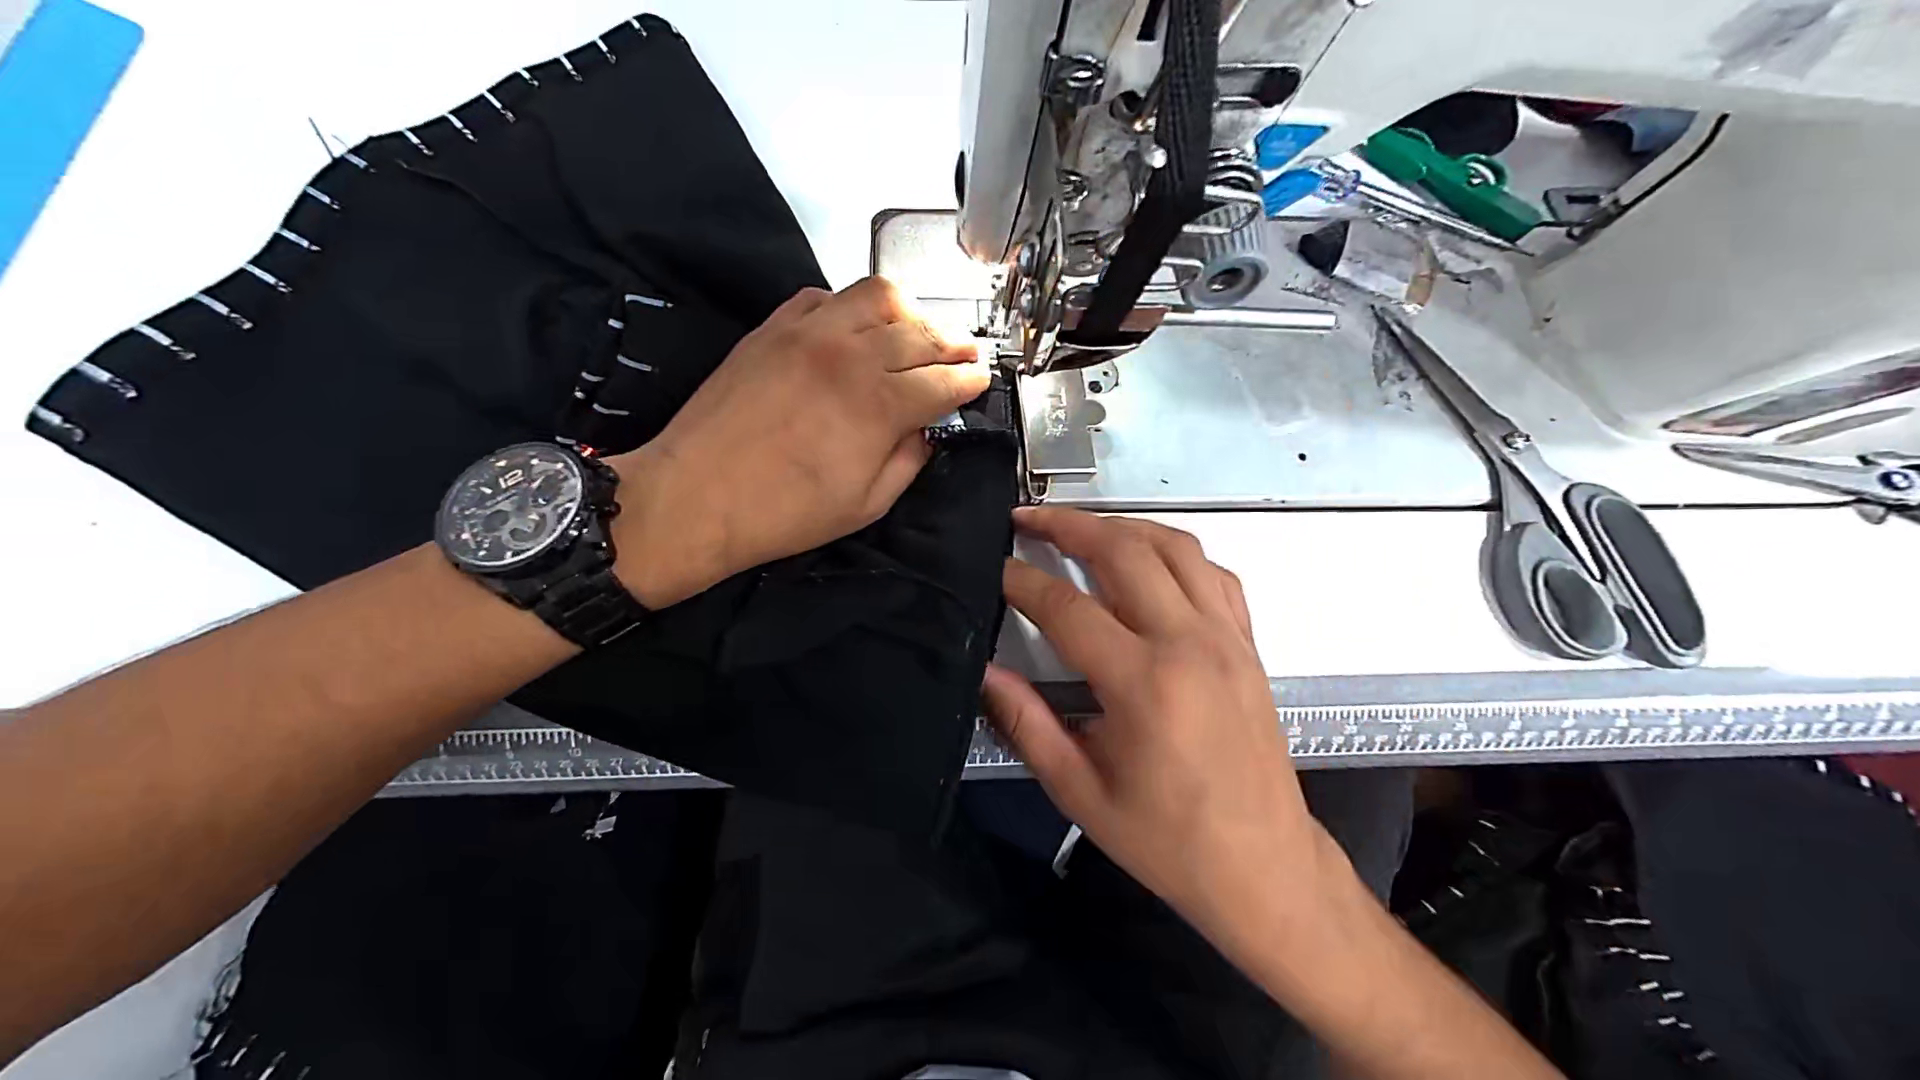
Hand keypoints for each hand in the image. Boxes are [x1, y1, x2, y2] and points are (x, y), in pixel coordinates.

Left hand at [605, 277, 989, 607]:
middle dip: (951, 344)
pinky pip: (825, 296)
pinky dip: (851, 307)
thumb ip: (909, 460)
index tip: (979, 381)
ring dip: (909, 312)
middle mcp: (851, 354)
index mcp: (879, 404)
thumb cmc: (783, 512)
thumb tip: (927, 431)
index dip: (970, 381)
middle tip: (961, 355)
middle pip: (921, 333)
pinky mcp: (774, 326)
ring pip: (878, 296)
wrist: (696, 496)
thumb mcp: (866, 504)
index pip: (944, 379)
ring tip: (915, 332)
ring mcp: (810, 331)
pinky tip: (854, 329)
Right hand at [982, 507, 1338, 944]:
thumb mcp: (1080, 792)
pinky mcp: (1248, 644)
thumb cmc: (1167, 839)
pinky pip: (1214, 574)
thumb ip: (1026, 724)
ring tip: (1080, 526)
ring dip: (1122, 525)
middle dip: (1068, 525)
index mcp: (1143, 683)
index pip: (1067, 607)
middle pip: (1124, 551)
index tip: (994, 566)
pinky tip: (1148, 560)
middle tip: (1027, 518)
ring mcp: (1227, 638)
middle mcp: (1189, 644)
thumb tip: (984, 672)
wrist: (1264, 868)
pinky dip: (1175, 552)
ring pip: (1175, 547)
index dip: (1022, 580)